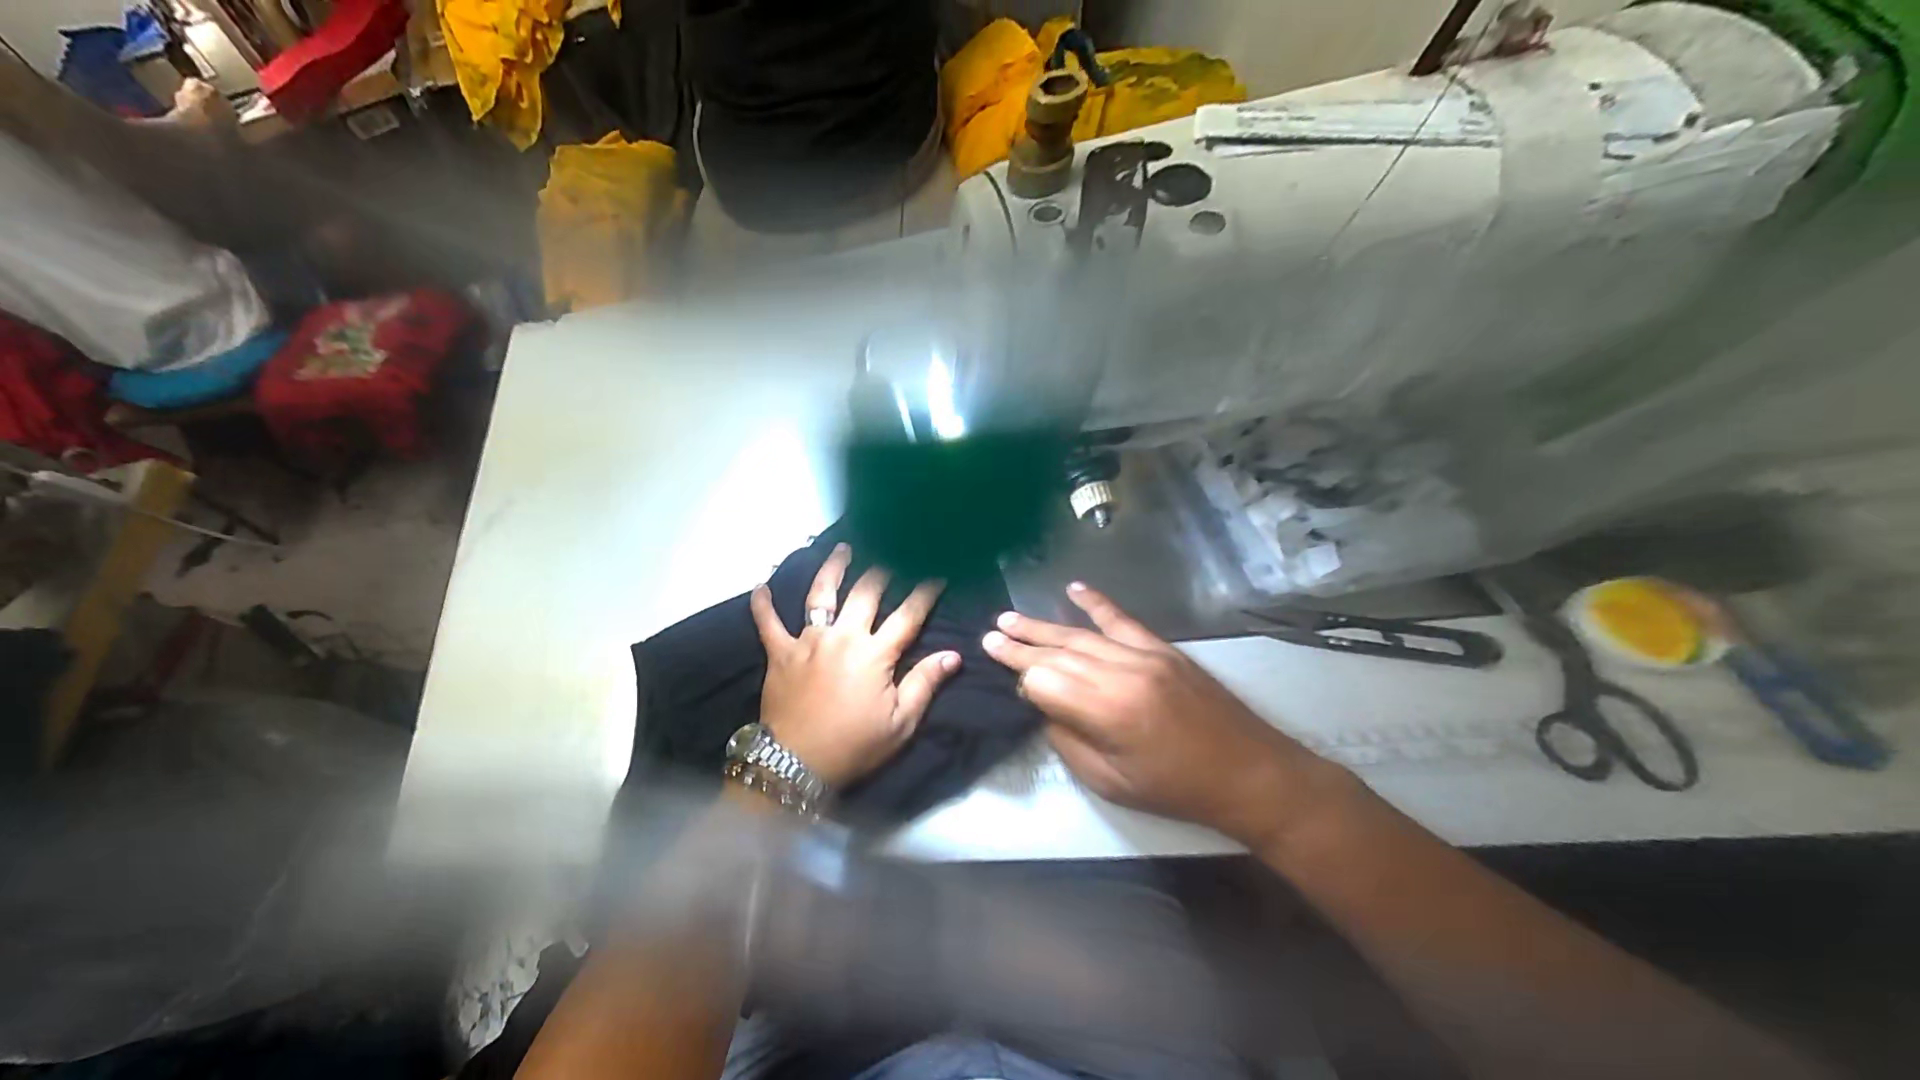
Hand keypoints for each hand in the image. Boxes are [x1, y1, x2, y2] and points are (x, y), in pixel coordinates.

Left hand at [751, 544, 960, 788]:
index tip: (938, 573)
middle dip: (881, 570)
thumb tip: (953, 655)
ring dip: (832, 568)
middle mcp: (842, 637)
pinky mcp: (779, 654)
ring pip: (819, 595)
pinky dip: (762, 604)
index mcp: (875, 653)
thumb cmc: (854, 745)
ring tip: (842, 549)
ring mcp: (808, 641)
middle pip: (865, 593)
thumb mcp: (900, 722)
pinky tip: (760, 586)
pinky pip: (768, 623)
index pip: (908, 615)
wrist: (796, 764)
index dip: (925, 592)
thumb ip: (925, 683)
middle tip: (891, 551)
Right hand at [981, 583, 1352, 848]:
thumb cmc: (1175, 788)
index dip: (1021, 677)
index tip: (1002, 673)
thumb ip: (1070, 741)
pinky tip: (1074, 589)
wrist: (1248, 773)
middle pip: (1058, 652)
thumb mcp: (1110, 781)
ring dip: (1044, 626)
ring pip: (1082, 634)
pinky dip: (1096, 603)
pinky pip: (1122, 619)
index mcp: (1106, 712)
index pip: (1045, 681)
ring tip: (1011, 618)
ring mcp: (1144, 655)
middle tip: (990, 634)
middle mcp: (1121, 673)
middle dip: (1021, 644)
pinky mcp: (1163, 648)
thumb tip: (1047, 708)